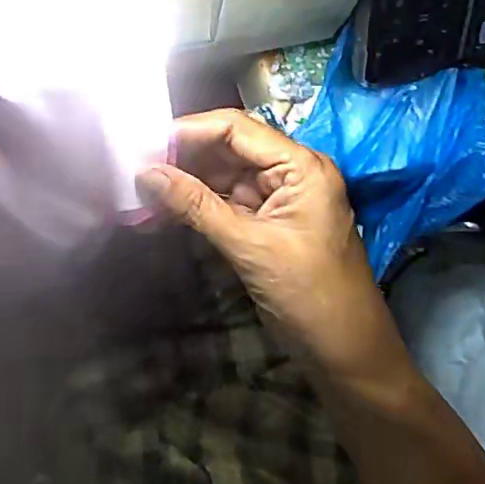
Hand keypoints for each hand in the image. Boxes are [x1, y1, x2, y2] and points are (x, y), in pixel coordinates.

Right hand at [136, 110, 401, 381]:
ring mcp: (277, 196)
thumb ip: (195, 205)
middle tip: (137, 165)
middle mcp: (290, 172)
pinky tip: (162, 206)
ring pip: (220, 174)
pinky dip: (194, 202)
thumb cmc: (310, 296)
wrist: (347, 354)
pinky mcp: (264, 220)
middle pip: (226, 147)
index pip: (236, 129)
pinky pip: (222, 200)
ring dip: (184, 180)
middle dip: (182, 156)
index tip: (146, 143)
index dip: (189, 131)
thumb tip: (146, 174)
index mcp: (301, 167)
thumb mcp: (250, 246)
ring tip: (142, 186)